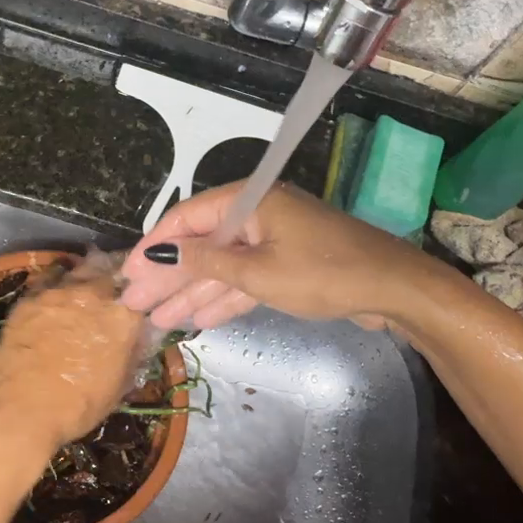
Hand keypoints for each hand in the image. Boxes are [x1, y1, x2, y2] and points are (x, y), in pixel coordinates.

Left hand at [0, 263, 145, 457]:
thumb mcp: (119, 386)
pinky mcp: (29, 297)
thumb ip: (132, 354)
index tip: (134, 306)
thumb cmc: (77, 407)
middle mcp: (94, 294)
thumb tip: (134, 339)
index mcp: (123, 316)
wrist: (21, 410)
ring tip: (80, 295)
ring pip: (78, 272)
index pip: (140, 293)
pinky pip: (48, 282)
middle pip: (109, 273)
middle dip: (112, 283)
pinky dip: (55, 288)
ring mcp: (59, 291)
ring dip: (84, 280)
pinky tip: (52, 303)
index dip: (138, 298)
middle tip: (108, 297)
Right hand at [120, 182, 425, 330]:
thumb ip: (207, 261)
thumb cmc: (324, 273)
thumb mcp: (259, 272)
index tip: (127, 272)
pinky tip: (196, 320)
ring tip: (156, 319)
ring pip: (222, 267)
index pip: (187, 218)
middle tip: (134, 304)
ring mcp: (272, 242)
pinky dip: (223, 299)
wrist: (395, 290)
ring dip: (191, 293)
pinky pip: (244, 280)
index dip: (154, 246)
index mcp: (250, 202)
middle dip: (168, 276)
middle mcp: (257, 215)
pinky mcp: (287, 266)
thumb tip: (161, 251)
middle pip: (202, 244)